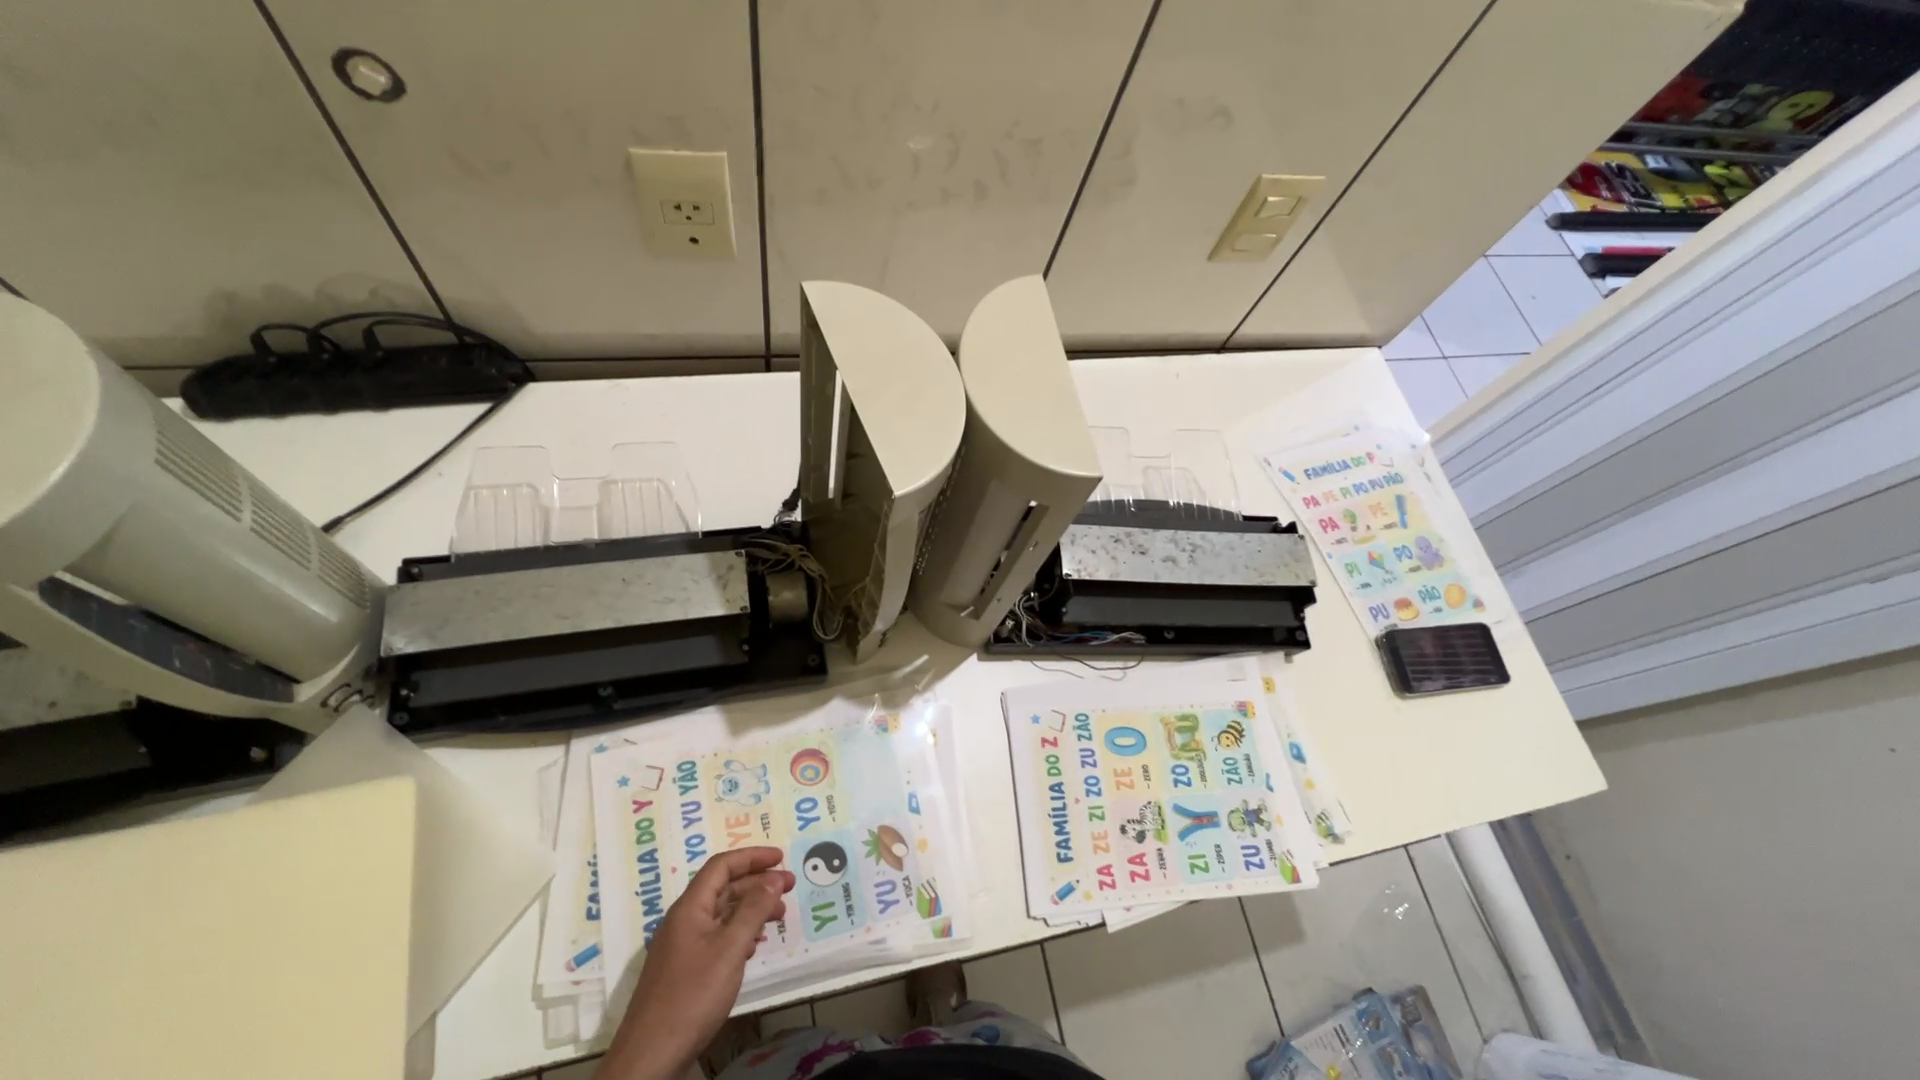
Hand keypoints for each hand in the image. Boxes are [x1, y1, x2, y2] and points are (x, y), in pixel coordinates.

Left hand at [599, 846, 794, 1079]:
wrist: (650, 1055)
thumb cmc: (692, 996)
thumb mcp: (729, 949)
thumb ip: (753, 910)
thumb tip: (773, 878)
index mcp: (690, 908)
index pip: (721, 867)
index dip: (752, 857)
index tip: (782, 858)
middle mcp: (683, 921)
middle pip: (722, 888)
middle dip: (757, 882)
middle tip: (790, 886)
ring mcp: (682, 946)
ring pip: (721, 914)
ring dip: (751, 908)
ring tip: (780, 915)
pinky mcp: (684, 970)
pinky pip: (716, 937)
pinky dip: (739, 932)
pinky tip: (755, 945)